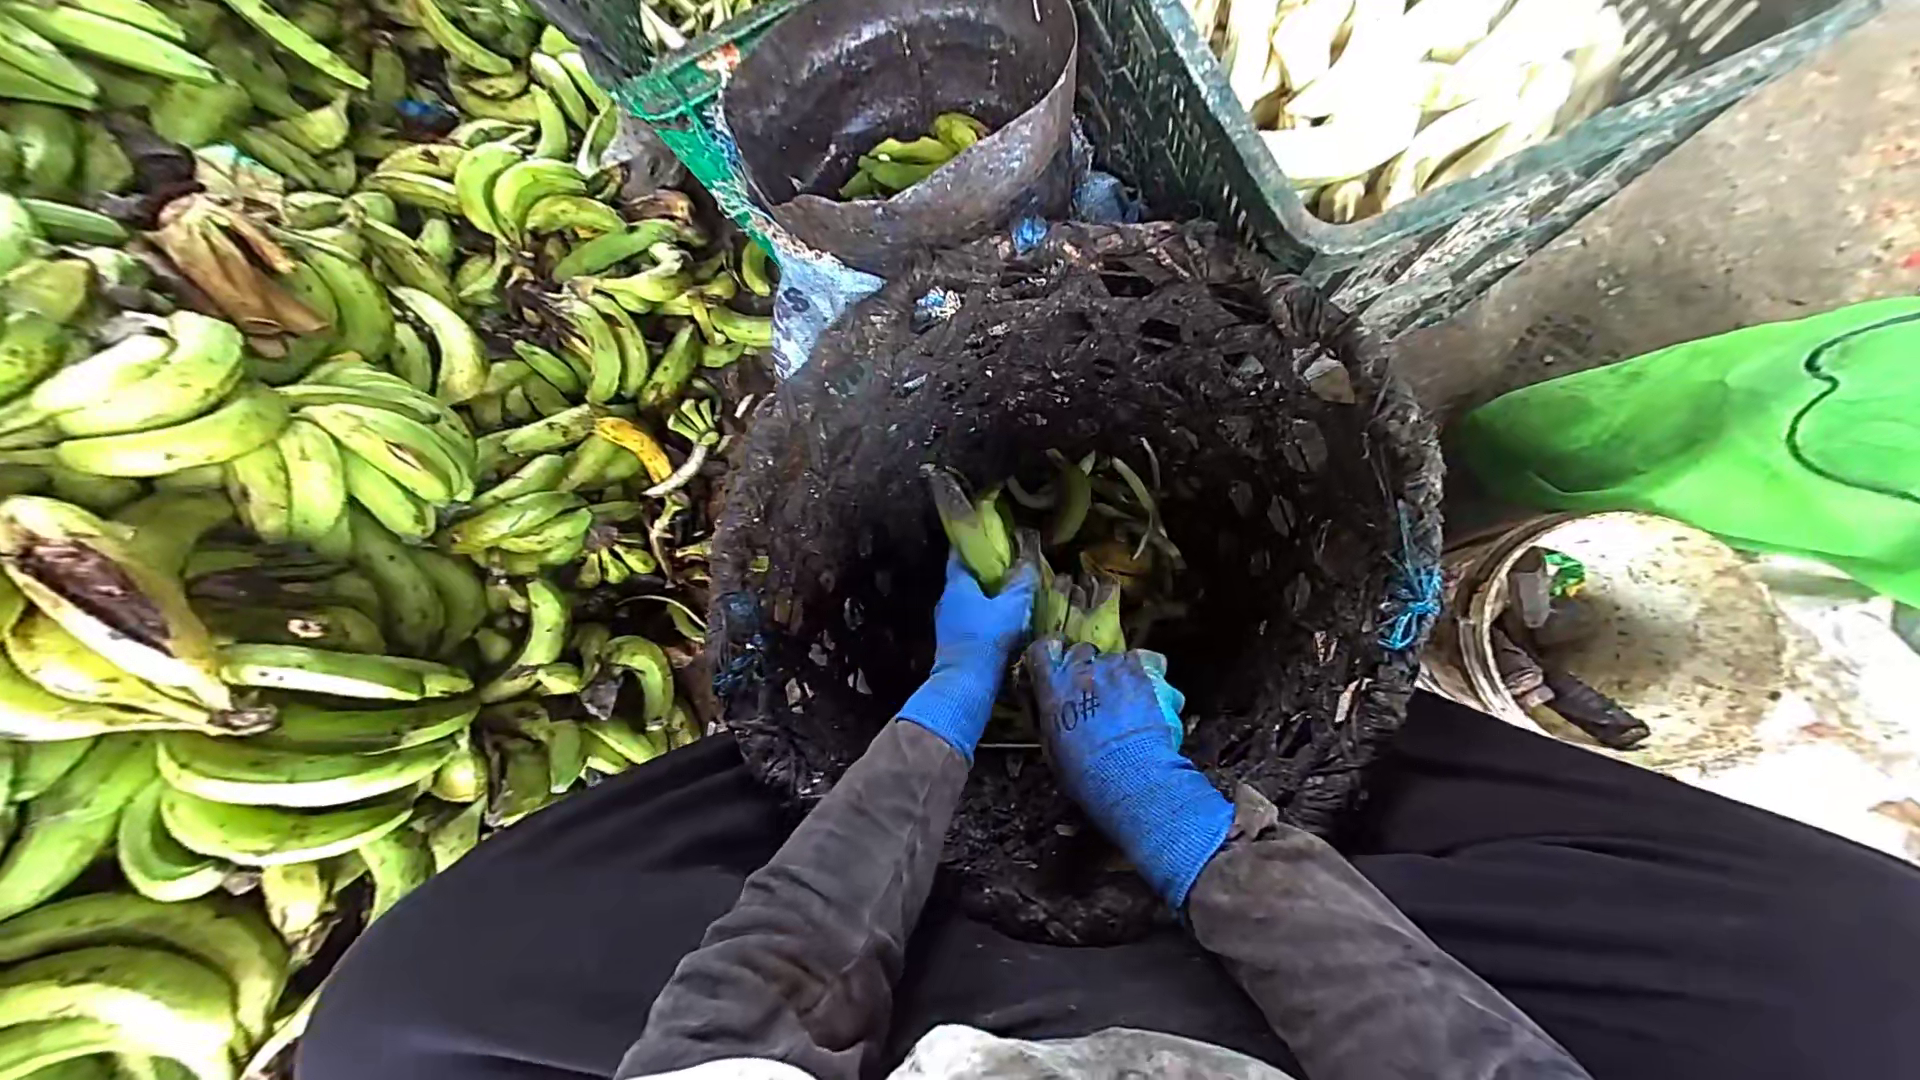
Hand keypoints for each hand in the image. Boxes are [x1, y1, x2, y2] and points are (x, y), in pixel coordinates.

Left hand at [897, 553, 1037, 760]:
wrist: (965, 683)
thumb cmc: (986, 638)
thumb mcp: (1011, 608)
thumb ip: (1021, 584)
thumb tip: (1028, 562)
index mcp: (956, 585)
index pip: (959, 554)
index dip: (974, 544)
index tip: (991, 539)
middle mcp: (947, 600)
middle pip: (965, 577)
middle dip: (985, 572)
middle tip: (1008, 567)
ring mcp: (947, 622)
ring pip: (967, 600)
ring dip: (985, 596)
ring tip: (1009, 593)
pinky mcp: (952, 641)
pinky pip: (969, 619)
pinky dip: (983, 615)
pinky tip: (1001, 620)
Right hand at [1027, 638, 1232, 907]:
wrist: (1130, 777)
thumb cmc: (1084, 773)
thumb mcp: (1051, 745)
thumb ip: (1050, 714)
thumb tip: (1051, 706)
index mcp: (1053, 685)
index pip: (1042, 649)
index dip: (1050, 653)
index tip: (1057, 663)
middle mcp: (1082, 668)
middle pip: (1082, 650)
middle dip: (1088, 668)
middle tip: (1096, 692)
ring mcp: (1116, 666)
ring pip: (1117, 658)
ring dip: (1120, 674)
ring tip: (1131, 701)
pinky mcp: (1147, 672)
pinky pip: (1150, 660)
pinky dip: (1151, 674)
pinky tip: (1153, 694)